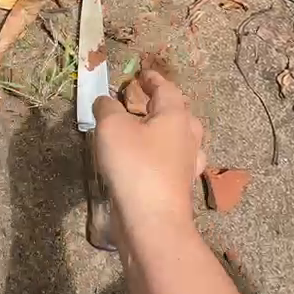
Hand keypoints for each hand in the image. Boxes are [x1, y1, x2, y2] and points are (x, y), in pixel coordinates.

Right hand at [92, 69, 206, 238]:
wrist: (152, 219)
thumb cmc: (134, 165)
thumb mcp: (111, 127)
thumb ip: (107, 108)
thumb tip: (106, 101)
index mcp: (176, 116)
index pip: (167, 89)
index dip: (152, 79)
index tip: (142, 74)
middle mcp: (188, 137)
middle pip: (179, 113)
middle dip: (162, 104)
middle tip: (143, 101)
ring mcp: (187, 164)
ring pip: (179, 138)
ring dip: (164, 130)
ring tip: (144, 130)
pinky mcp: (180, 186)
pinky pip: (173, 161)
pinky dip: (161, 154)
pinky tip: (148, 160)